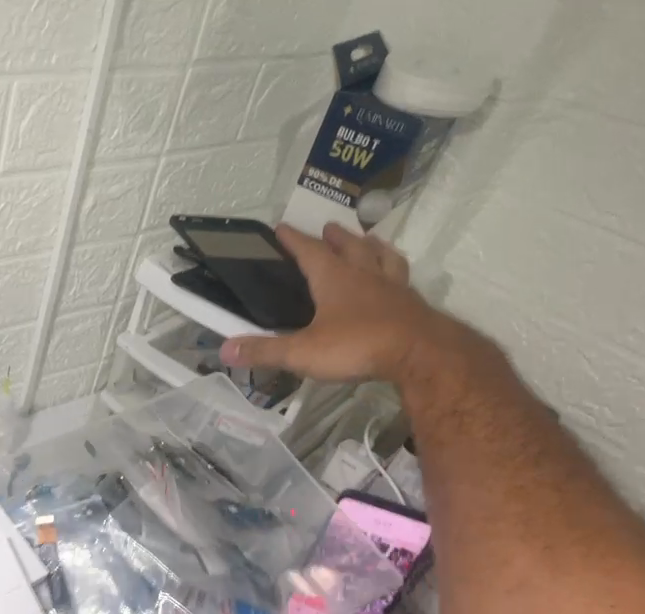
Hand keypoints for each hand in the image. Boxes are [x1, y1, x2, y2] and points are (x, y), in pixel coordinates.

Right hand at [220, 223, 461, 383]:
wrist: (420, 354)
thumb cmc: (357, 346)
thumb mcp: (302, 352)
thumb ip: (264, 350)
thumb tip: (224, 349)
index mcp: (334, 279)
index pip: (310, 252)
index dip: (294, 240)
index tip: (282, 227)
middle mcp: (364, 275)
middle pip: (350, 247)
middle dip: (337, 237)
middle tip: (330, 228)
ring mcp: (393, 288)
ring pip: (382, 257)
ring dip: (372, 247)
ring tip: (369, 242)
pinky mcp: (412, 305)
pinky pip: (402, 279)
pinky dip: (395, 272)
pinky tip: (397, 280)